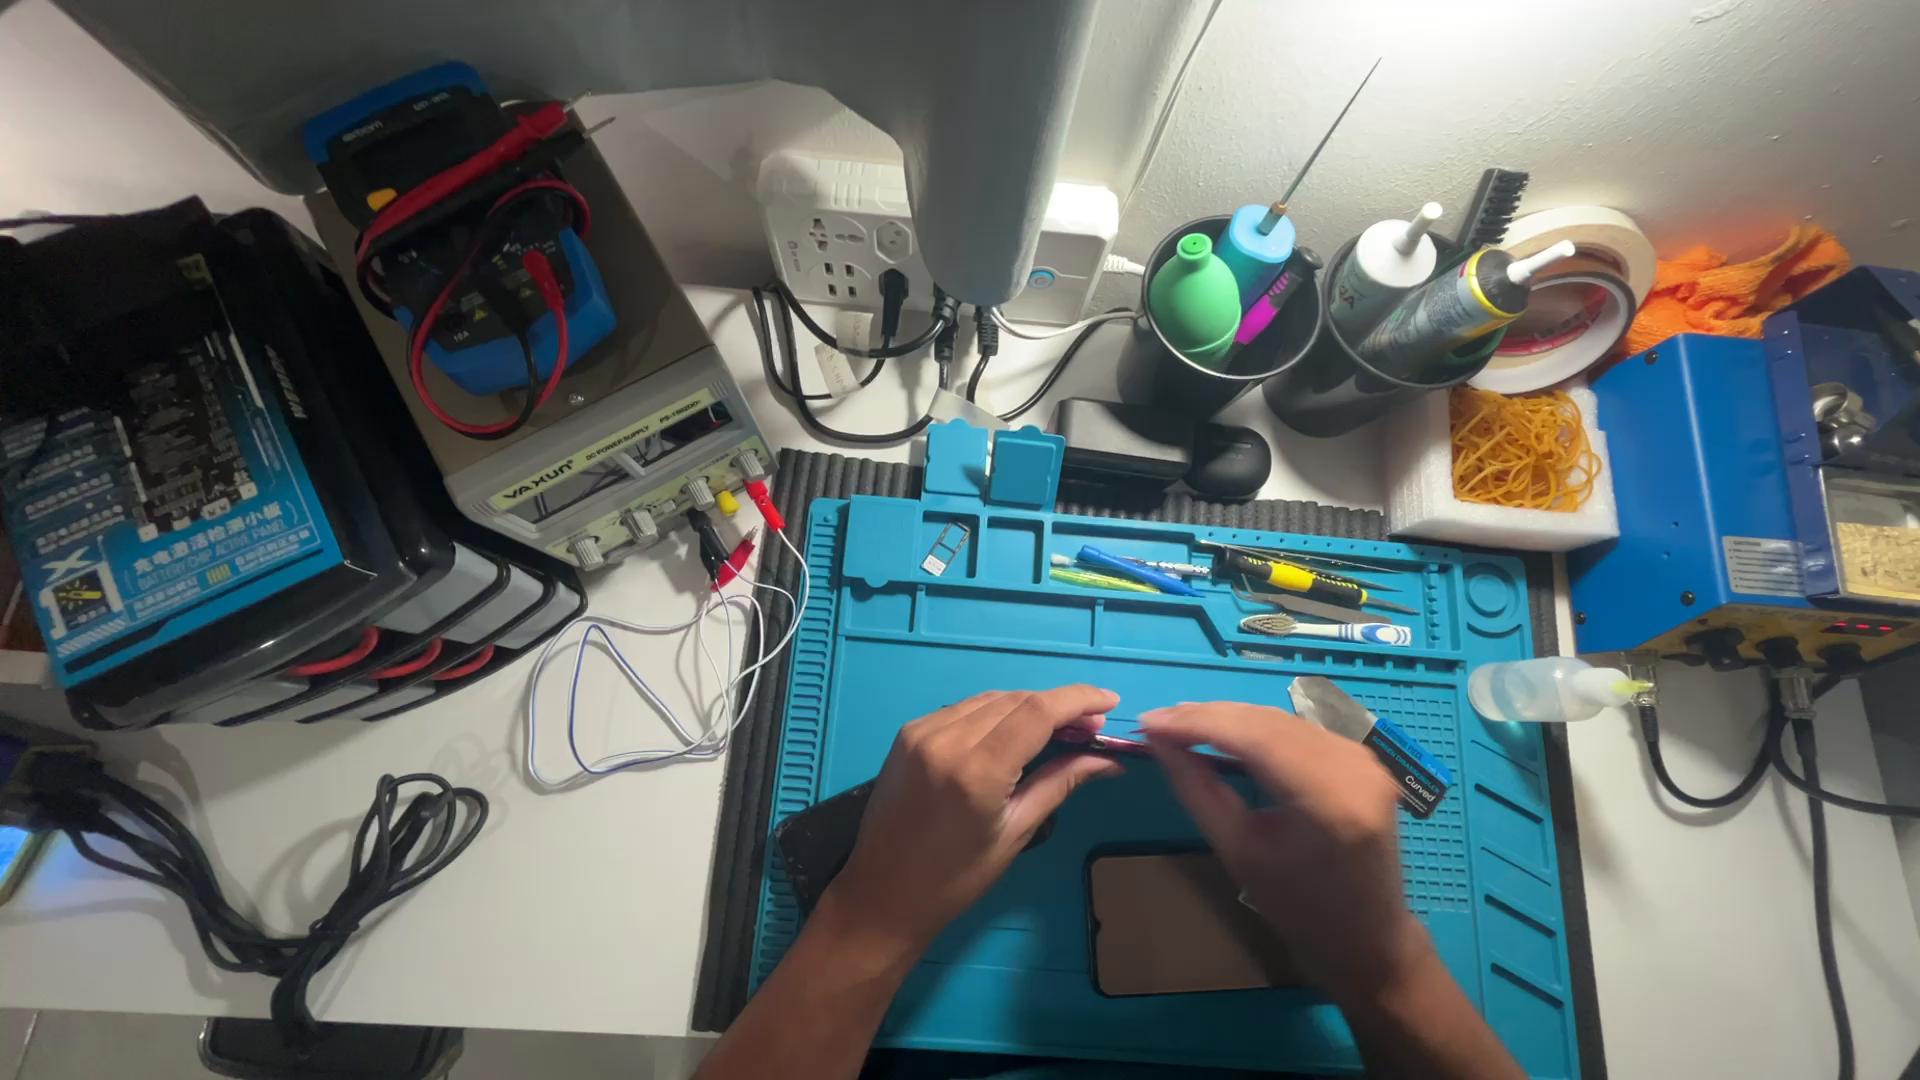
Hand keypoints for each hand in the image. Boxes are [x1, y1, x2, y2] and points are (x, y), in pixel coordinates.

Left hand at [823, 685, 1123, 956]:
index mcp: (976, 769)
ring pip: (990, 699)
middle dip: (1058, 705)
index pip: (1038, 712)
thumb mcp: (1016, 831)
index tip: (1110, 701)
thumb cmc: (955, 878)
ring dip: (1028, 706)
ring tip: (1059, 728)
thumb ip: (1061, 782)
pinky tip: (1013, 732)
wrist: (881, 893)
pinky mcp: (909, 731)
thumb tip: (1110, 760)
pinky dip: (995, 713)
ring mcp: (922, 730)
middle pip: (1016, 700)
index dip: (1078, 699)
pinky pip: (963, 709)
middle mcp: (947, 738)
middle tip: (1091, 726)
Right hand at [1140, 701, 1428, 999]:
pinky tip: (1220, 728)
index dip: (1196, 724)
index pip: (1253, 738)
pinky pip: (1293, 728)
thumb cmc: (1297, 906)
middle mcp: (1352, 766)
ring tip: (1178, 722)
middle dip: (1206, 716)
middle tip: (1156, 720)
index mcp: (1328, 799)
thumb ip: (1195, 787)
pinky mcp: (1359, 757)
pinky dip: (1251, 725)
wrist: (1367, 938)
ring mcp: (1361, 758)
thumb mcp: (1236, 850)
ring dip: (1226, 717)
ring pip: (1276, 718)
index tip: (1148, 722)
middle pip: (1265, 721)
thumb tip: (1157, 740)